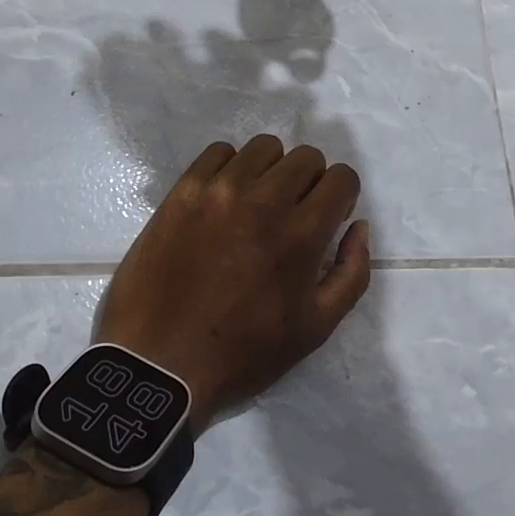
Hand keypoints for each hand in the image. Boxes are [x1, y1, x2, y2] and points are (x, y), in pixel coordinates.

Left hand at [94, 136, 370, 430]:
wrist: (156, 367)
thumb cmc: (242, 354)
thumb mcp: (316, 328)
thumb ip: (352, 273)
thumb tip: (358, 227)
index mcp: (301, 234)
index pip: (342, 177)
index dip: (342, 196)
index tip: (329, 217)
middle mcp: (264, 201)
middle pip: (306, 157)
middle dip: (312, 181)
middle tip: (294, 214)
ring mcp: (219, 192)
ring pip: (264, 148)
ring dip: (272, 170)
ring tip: (257, 203)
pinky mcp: (182, 194)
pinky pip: (217, 152)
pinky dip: (230, 167)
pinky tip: (224, 199)